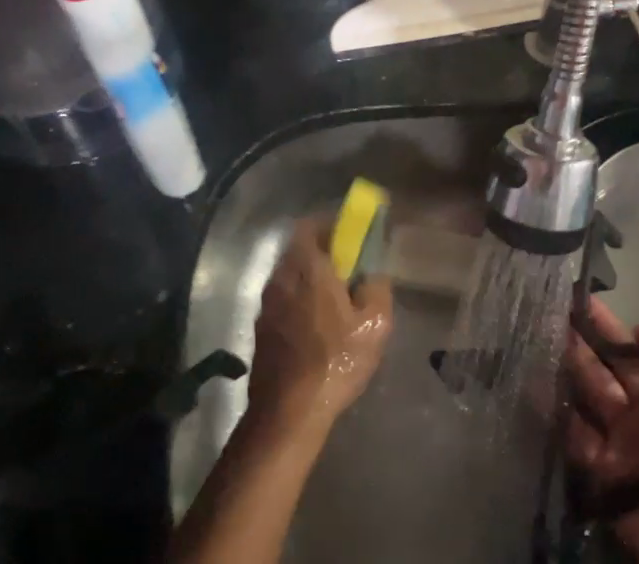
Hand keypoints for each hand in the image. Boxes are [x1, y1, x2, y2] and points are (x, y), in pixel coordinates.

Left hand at [247, 218, 394, 428]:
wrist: (288, 412)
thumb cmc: (336, 361)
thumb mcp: (375, 322)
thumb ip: (377, 285)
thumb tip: (372, 270)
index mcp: (307, 268)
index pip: (310, 225)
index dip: (332, 225)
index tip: (353, 237)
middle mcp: (280, 278)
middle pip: (299, 250)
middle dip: (324, 253)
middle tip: (351, 270)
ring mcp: (266, 305)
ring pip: (290, 276)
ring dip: (311, 279)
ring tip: (337, 302)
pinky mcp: (261, 329)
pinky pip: (283, 300)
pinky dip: (300, 302)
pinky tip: (319, 327)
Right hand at [566, 297, 638, 563]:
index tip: (632, 321)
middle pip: (620, 367)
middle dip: (597, 338)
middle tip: (570, 307)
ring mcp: (627, 442)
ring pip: (594, 394)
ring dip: (573, 368)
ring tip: (547, 338)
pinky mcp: (606, 473)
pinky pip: (579, 438)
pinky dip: (561, 416)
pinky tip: (541, 391)